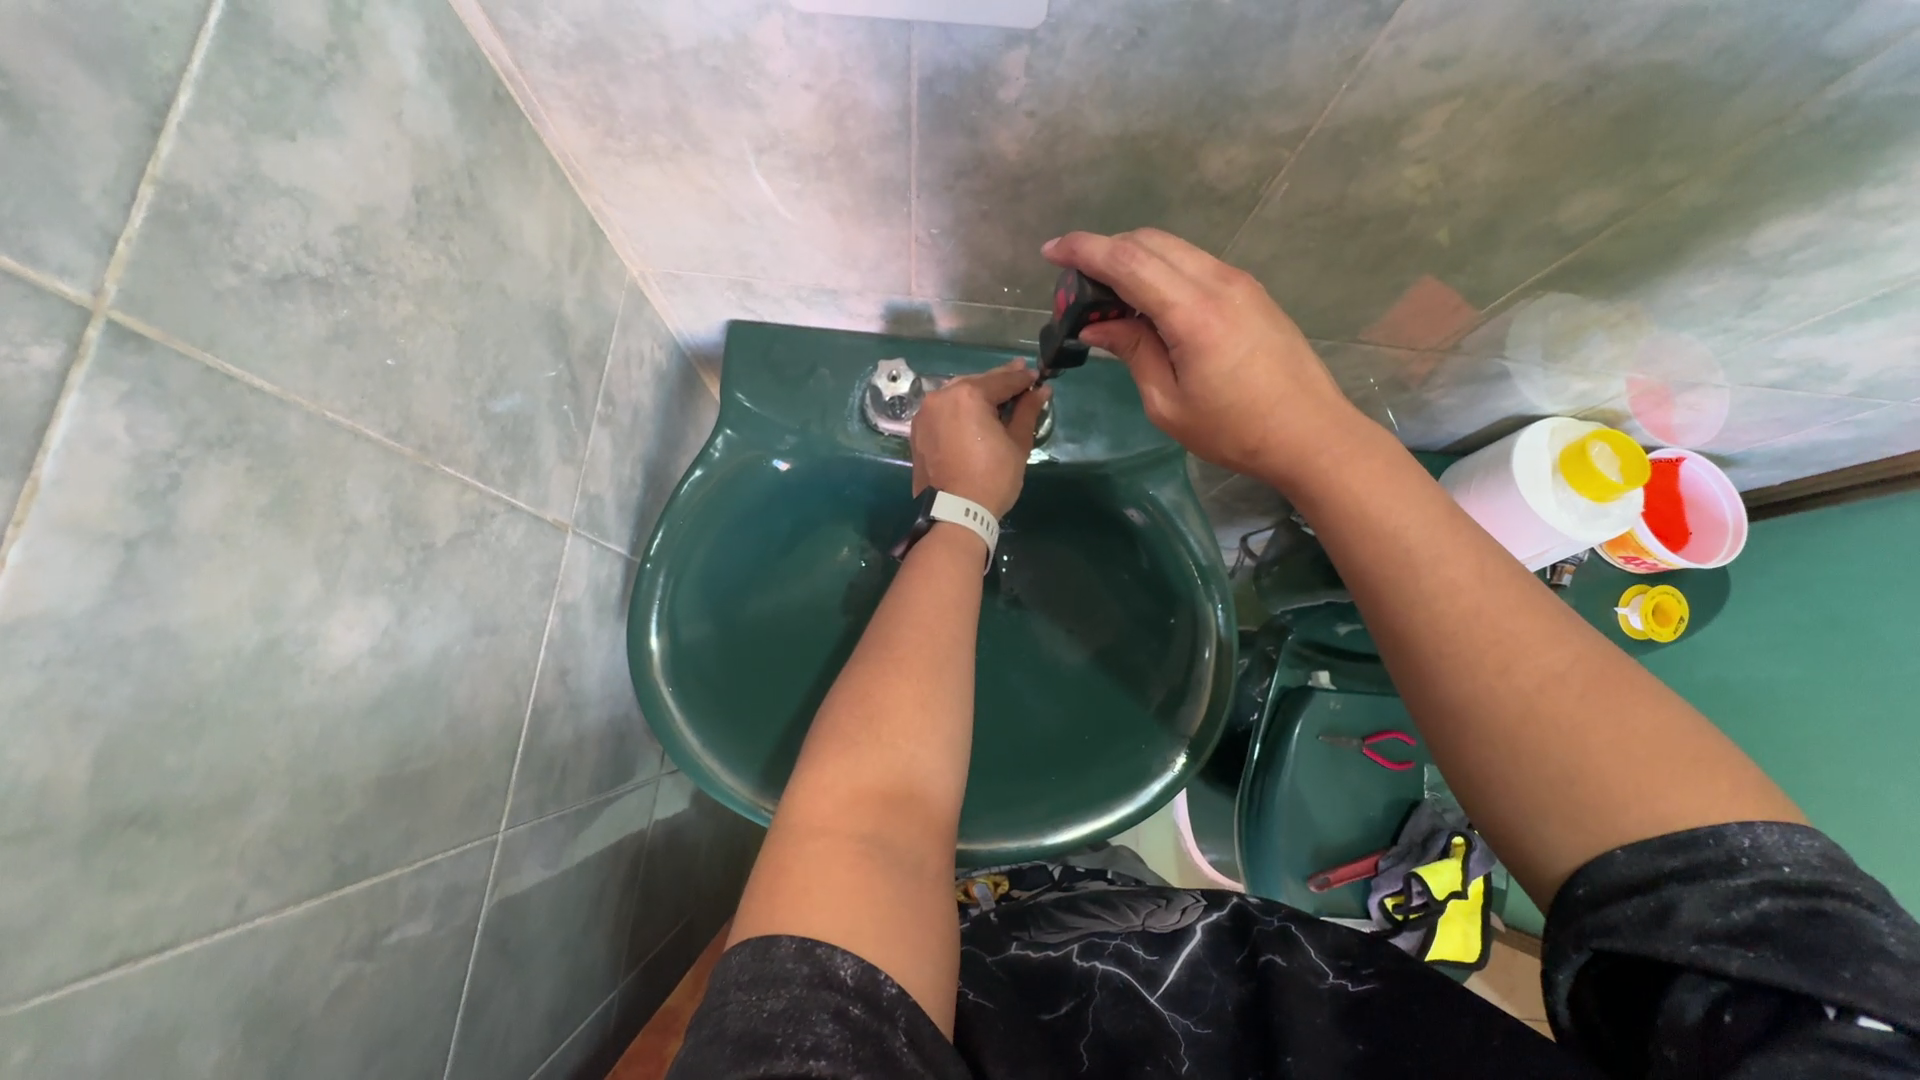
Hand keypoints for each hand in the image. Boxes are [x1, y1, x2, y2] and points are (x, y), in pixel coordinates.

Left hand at [910, 360, 1049, 518]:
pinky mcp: (918, 430)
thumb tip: (1042, 391)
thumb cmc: (992, 478)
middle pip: (977, 383)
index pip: (1002, 380)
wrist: (954, 512)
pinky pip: (944, 410)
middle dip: (999, 382)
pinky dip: (960, 409)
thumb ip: (1027, 411)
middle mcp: (942, 396)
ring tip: (999, 398)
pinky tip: (975, 414)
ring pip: (957, 394)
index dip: (1023, 379)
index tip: (1037, 378)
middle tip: (1021, 380)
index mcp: (968, 395)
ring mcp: (925, 413)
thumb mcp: (1017, 443)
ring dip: (978, 394)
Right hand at [1043, 229, 1365, 487]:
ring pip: (1173, 247)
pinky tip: (1148, 303)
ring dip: (1133, 259)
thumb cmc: (1234, 430)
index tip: (1049, 252)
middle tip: (1076, 287)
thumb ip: (1132, 351)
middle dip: (1104, 251)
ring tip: (1108, 297)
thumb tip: (1097, 325)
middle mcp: (1217, 282)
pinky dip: (1160, 269)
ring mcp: (1239, 281)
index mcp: (1193, 312)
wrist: (1311, 434)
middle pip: (1148, 241)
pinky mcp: (1250, 291)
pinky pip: (1193, 263)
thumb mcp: (1167, 403)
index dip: (1082, 250)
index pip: (1126, 260)